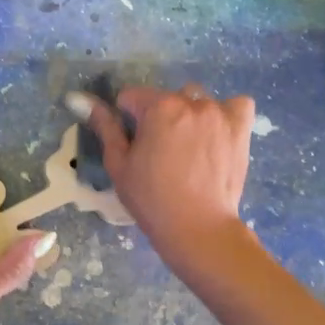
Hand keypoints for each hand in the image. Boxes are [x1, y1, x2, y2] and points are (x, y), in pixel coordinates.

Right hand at [75, 84, 255, 273]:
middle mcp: (191, 102)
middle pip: (164, 97)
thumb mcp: (118, 163)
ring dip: (188, 114)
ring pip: (197, 100)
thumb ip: (105, 127)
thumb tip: (84, 101)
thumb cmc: (151, 198)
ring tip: (188, 145)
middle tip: (158, 149)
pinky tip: (216, 132)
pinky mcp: (240, 130)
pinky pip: (237, 105)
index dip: (125, 118)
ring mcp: (220, 115)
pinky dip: (225, 114)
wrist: (198, 228)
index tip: (131, 142)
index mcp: (158, 107)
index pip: (131, 96)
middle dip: (156, 115)